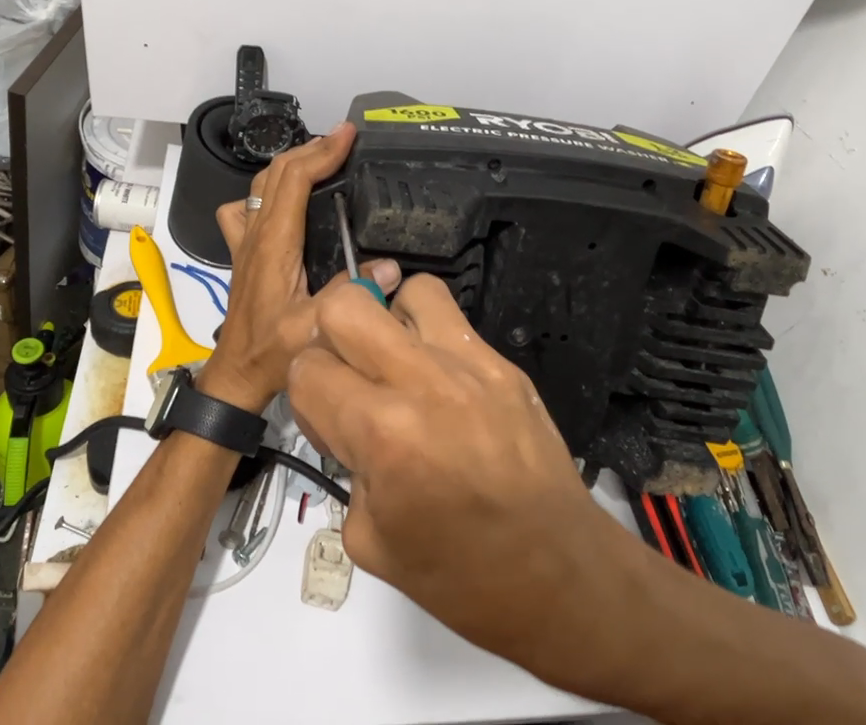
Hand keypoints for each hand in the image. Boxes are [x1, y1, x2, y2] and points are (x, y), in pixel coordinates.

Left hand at [197, 123, 401, 412]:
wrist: (236, 374)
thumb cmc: (272, 353)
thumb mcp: (315, 328)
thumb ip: (349, 294)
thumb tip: (390, 267)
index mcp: (274, 243)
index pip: (294, 180)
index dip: (322, 152)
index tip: (349, 134)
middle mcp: (256, 235)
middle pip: (276, 173)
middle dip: (311, 148)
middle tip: (344, 139)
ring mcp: (246, 243)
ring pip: (260, 185)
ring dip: (289, 165)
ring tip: (320, 160)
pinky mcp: (244, 254)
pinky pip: (247, 208)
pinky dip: (266, 192)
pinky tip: (284, 202)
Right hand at [286, 274, 622, 662]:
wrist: (557, 574)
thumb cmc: (459, 575)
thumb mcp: (368, 538)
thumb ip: (345, 465)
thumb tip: (348, 427)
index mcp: (382, 433)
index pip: (308, 369)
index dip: (307, 396)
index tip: (328, 421)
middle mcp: (423, 382)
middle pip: (347, 304)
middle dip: (331, 336)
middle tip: (349, 376)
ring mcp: (472, 366)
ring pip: (410, 290)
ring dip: (390, 321)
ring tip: (399, 364)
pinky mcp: (506, 366)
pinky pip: (455, 320)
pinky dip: (433, 338)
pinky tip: (442, 383)